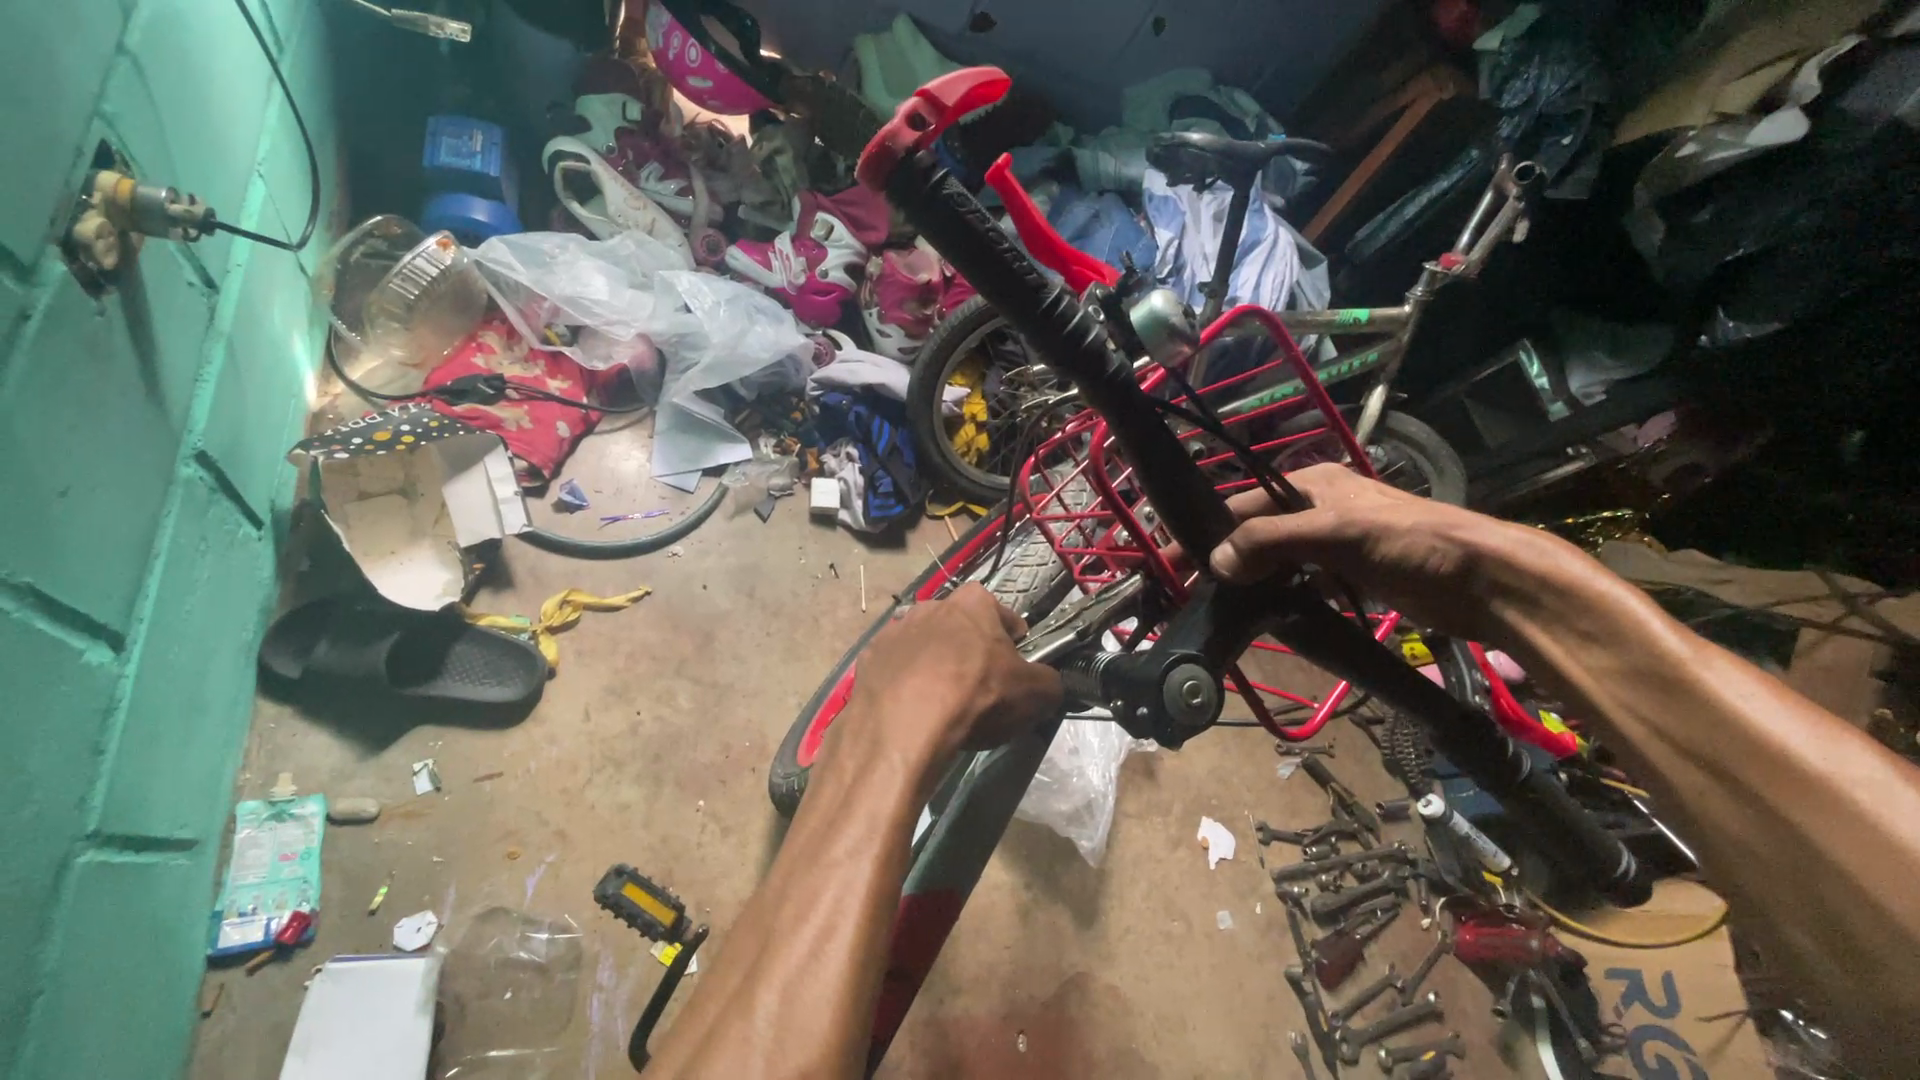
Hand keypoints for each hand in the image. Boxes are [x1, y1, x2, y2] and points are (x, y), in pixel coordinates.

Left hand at [841, 583, 1063, 759]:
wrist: (905, 724)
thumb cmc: (976, 697)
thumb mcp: (1035, 693)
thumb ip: (1049, 682)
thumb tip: (1049, 682)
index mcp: (973, 603)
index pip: (999, 611)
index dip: (1009, 636)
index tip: (1013, 660)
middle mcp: (931, 606)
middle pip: (957, 625)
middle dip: (968, 647)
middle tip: (977, 683)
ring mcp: (894, 630)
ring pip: (922, 644)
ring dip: (932, 662)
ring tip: (939, 699)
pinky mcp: (868, 658)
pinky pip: (893, 667)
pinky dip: (902, 681)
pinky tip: (909, 708)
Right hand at [1208, 463, 1549, 643]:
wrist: (1484, 578)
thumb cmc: (1409, 542)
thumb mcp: (1335, 534)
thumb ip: (1271, 543)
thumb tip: (1215, 563)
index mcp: (1308, 485)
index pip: (1238, 507)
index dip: (1204, 534)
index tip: (1170, 563)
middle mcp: (1315, 508)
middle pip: (1253, 533)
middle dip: (1222, 559)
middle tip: (1189, 592)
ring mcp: (1332, 543)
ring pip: (1274, 560)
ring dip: (1249, 580)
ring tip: (1217, 606)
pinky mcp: (1348, 573)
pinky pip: (1299, 582)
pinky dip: (1279, 595)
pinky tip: (1264, 614)